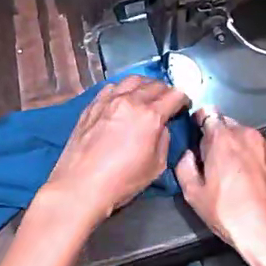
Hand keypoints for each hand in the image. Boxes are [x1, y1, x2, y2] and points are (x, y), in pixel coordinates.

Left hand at [40, 76, 189, 221]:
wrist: (81, 185)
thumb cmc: (122, 181)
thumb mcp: (156, 166)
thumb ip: (163, 139)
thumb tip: (160, 126)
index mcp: (150, 115)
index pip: (174, 95)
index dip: (183, 99)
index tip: (184, 106)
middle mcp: (130, 100)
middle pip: (154, 84)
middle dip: (165, 91)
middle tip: (167, 101)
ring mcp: (108, 100)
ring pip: (131, 79)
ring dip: (144, 84)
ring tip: (146, 94)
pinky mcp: (92, 105)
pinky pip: (112, 87)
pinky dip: (123, 88)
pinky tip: (122, 98)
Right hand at [174, 112, 265, 265]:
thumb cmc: (228, 212)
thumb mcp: (193, 193)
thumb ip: (184, 166)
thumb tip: (186, 155)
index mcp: (222, 138)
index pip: (207, 113)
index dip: (199, 122)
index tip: (196, 136)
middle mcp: (246, 134)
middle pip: (226, 123)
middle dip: (216, 136)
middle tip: (210, 159)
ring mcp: (265, 145)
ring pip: (243, 136)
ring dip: (235, 146)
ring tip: (230, 170)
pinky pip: (258, 148)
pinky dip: (251, 156)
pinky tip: (248, 177)